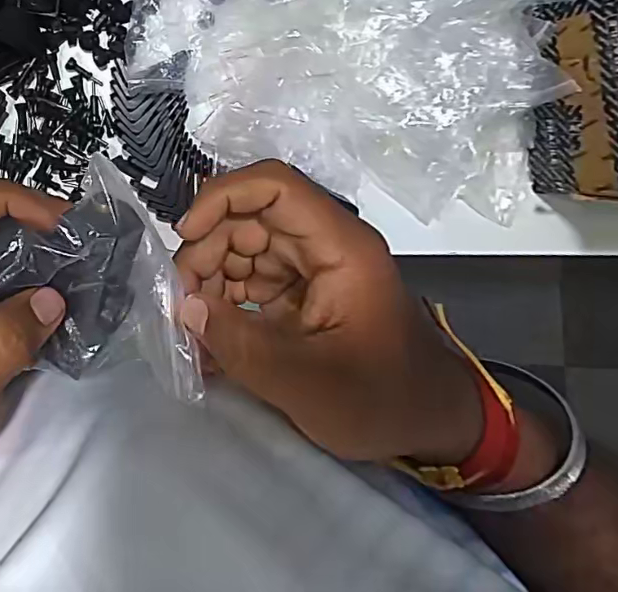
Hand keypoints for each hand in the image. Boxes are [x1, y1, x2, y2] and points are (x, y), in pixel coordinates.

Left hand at [0, 178, 70, 470]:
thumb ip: (5, 341)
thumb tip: (51, 299)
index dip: (9, 199)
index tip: (53, 222)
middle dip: (30, 209)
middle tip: (74, 231)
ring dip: (37, 232)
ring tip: (75, 248)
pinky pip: (7, 255)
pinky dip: (37, 257)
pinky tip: (63, 274)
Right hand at [174, 160, 483, 464]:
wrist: (434, 429)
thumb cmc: (386, 401)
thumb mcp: (310, 383)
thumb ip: (241, 346)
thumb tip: (185, 307)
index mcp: (338, 246)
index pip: (274, 186)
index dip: (222, 197)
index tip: (187, 234)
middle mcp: (321, 243)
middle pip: (248, 217)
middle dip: (206, 250)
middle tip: (183, 299)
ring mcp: (309, 266)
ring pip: (241, 246)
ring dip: (209, 277)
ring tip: (191, 323)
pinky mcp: (299, 290)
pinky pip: (248, 276)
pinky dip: (223, 299)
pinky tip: (207, 334)